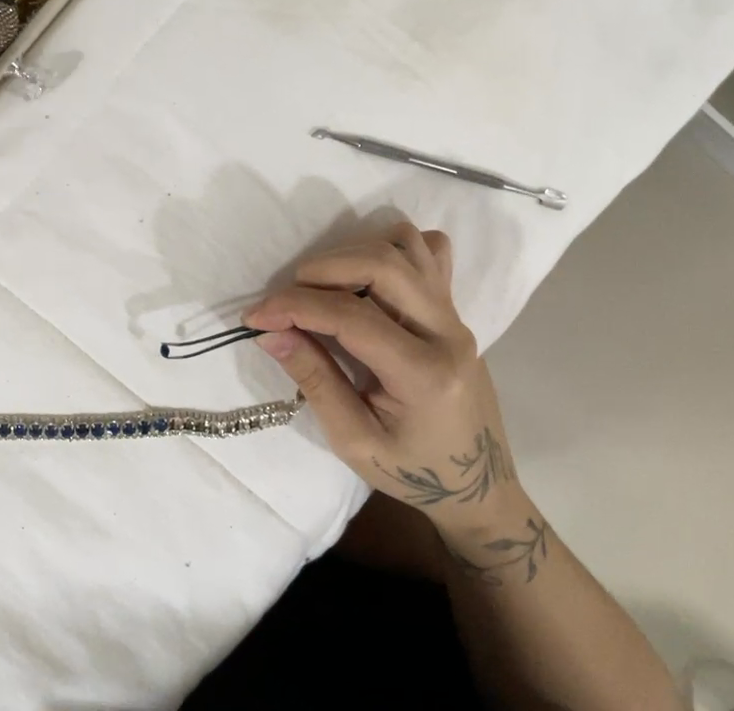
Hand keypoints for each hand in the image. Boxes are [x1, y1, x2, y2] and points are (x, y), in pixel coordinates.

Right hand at [246, 225, 545, 580]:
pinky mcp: (455, 309)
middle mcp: (448, 332)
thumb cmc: (414, 472)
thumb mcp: (354, 442)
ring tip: (322, 287)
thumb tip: (271, 332)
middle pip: (382, 263)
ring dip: (353, 253)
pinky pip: (428, 251)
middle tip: (286, 300)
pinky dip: (390, 247)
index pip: (351, 315)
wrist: (478, 485)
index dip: (294, 306)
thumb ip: (314, 380)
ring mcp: (456, 315)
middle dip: (321, 269)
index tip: (255, 316)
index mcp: (425, 374)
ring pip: (405, 246)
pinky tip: (364, 276)